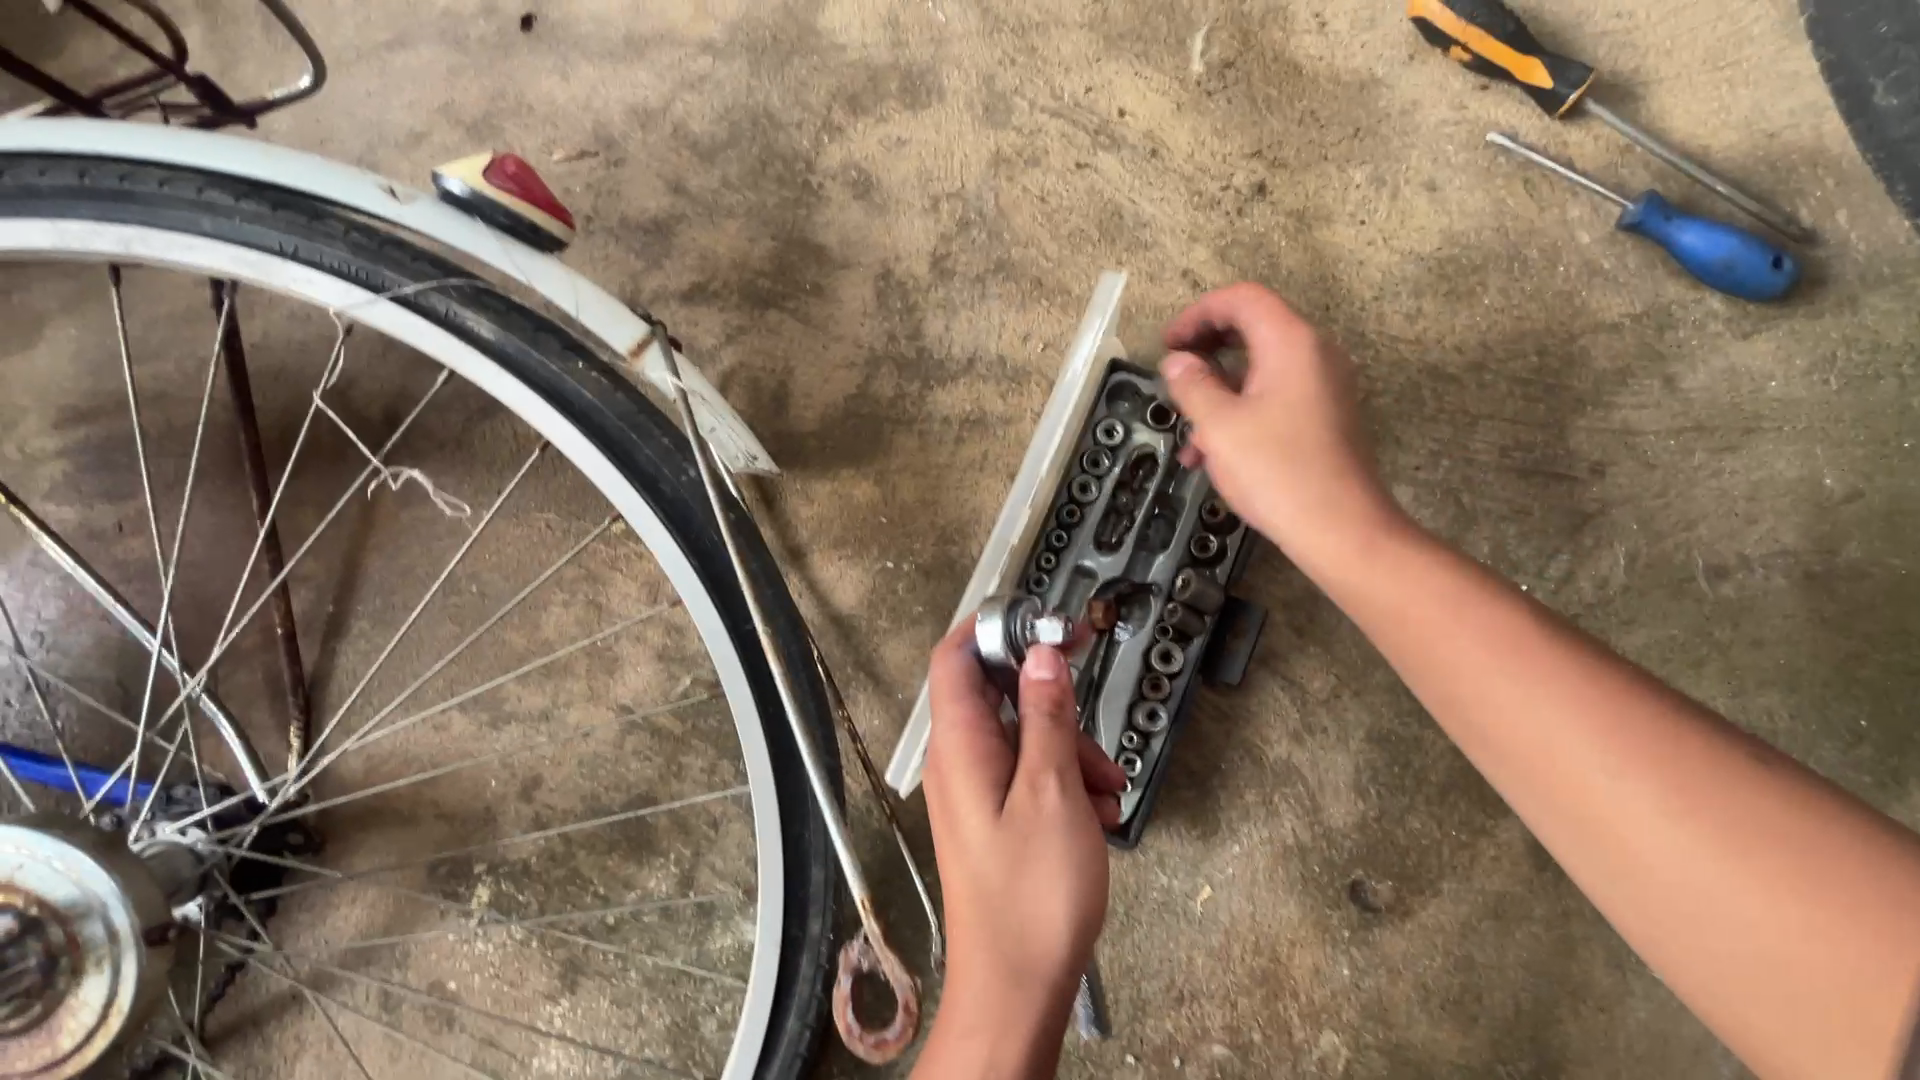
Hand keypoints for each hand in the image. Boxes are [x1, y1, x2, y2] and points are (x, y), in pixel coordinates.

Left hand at [914, 622, 1125, 1076]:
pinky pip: (1030, 776)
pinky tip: (1096, 813)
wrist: (1017, 986)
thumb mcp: (1051, 790)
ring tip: (1106, 789)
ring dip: (1070, 749)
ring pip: (1023, 738)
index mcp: (960, 746)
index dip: (992, 626)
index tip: (1040, 621)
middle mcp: (959, 763)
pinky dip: (1065, 782)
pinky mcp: (995, 820)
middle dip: (1052, 702)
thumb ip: (1046, 716)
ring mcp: (976, 793)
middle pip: (999, 695)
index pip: (955, 657)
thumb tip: (1041, 656)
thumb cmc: (1030, 897)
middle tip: (1090, 718)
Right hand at [1160, 283, 1405, 571]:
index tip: (1167, 342)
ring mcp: (1323, 386)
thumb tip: (1176, 362)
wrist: (1339, 527)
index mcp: (1290, 344)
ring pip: (1260, 368)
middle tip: (1173, 371)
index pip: (1242, 299)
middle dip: (1206, 347)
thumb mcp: (1219, 426)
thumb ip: (1192, 386)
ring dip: (1218, 388)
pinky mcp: (1323, 417)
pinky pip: (1274, 397)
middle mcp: (1314, 354)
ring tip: (1186, 426)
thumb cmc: (1276, 471)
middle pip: (1253, 328)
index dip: (1198, 313)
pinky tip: (1212, 451)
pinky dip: (1240, 410)